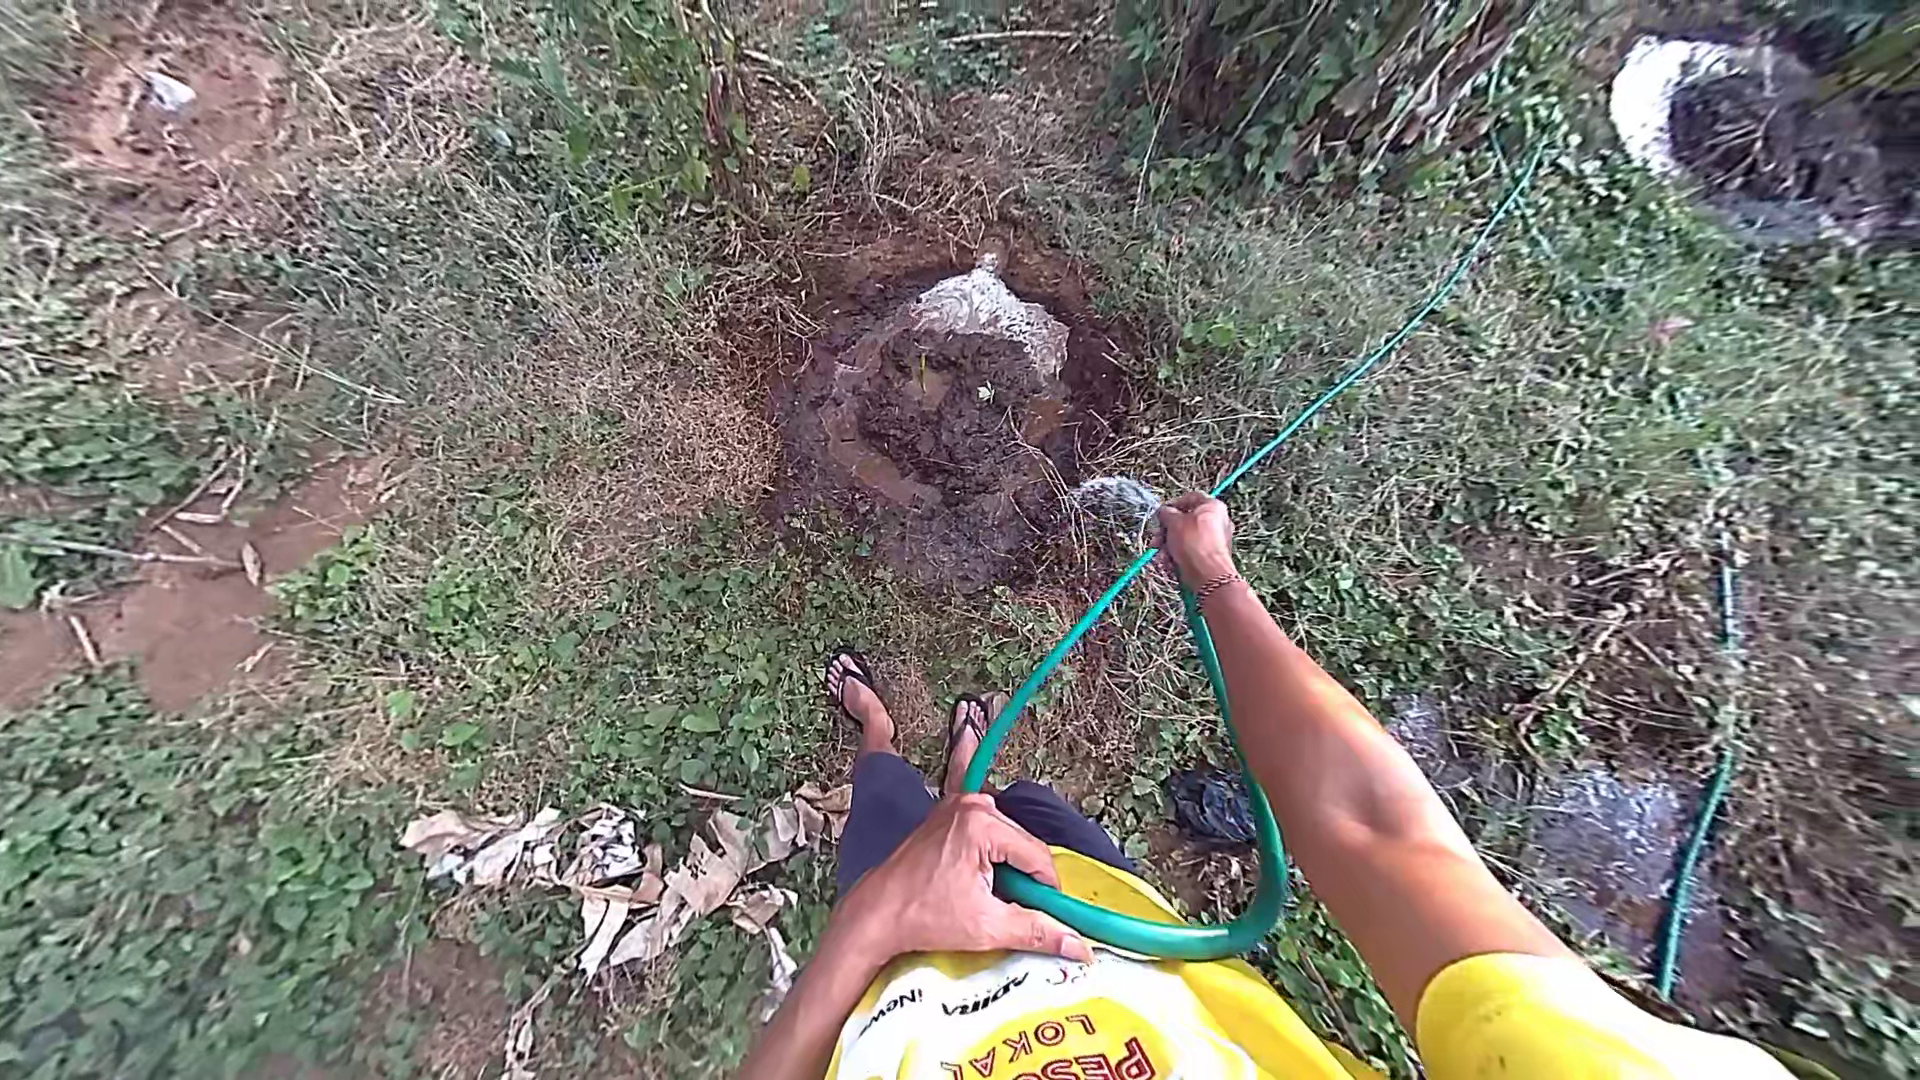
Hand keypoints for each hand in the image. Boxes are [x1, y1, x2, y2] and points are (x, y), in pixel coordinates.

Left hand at [832, 796, 1091, 967]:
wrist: (879, 909)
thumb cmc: (926, 916)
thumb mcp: (987, 927)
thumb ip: (1037, 932)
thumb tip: (1080, 945)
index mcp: (982, 824)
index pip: (1037, 855)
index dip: (1047, 889)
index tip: (1045, 915)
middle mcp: (973, 804)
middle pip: (1023, 842)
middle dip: (1025, 876)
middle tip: (1010, 908)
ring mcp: (959, 804)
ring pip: (1007, 836)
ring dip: (1008, 865)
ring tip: (989, 895)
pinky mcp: (949, 810)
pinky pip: (987, 828)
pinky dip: (991, 852)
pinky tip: (976, 877)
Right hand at [1157, 492, 1236, 586]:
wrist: (1207, 574)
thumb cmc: (1193, 542)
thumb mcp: (1174, 522)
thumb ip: (1166, 513)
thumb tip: (1163, 511)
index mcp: (1213, 507)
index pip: (1190, 498)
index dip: (1172, 504)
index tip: (1160, 514)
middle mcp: (1216, 521)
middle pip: (1184, 521)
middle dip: (1166, 531)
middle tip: (1156, 538)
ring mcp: (1213, 540)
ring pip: (1183, 538)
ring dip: (1167, 546)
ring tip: (1159, 555)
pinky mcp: (1208, 556)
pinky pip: (1188, 551)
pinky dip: (1176, 556)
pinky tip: (1167, 563)